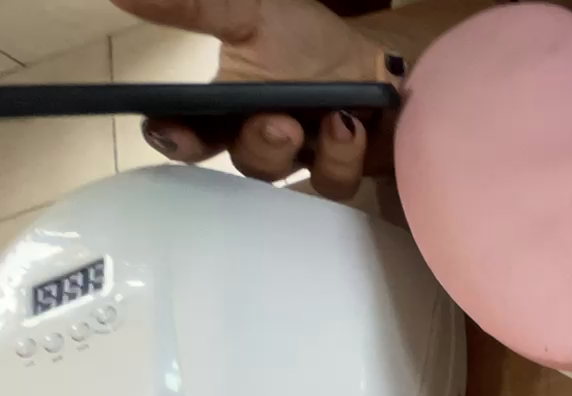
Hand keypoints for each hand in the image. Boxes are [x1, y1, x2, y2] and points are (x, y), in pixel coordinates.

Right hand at [111, 0, 395, 198]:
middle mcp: (265, 140)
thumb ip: (193, 7)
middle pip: (246, 163)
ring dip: (310, 152)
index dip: (175, 140)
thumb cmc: (310, 40)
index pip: (189, 133)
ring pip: (294, 177)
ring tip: (332, 118)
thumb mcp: (248, 12)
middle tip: (275, 121)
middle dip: (257, 146)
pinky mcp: (349, 171)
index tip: (171, 132)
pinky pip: (338, 181)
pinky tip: (354, 126)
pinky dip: (346, 156)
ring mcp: (308, 159)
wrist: (380, 63)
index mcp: (227, 107)